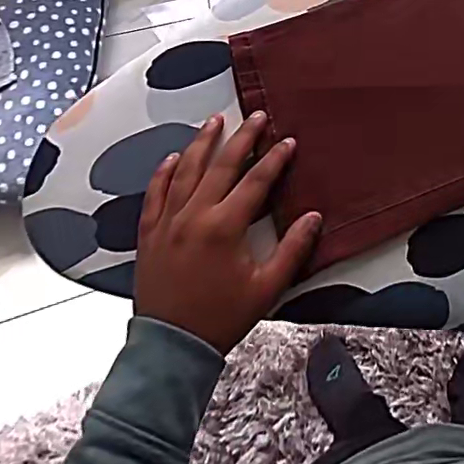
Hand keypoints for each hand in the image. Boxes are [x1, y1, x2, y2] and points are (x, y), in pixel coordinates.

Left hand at [133, 112, 322, 354]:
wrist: (171, 347)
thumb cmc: (221, 318)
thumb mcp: (266, 288)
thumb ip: (292, 249)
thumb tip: (313, 217)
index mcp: (224, 227)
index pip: (255, 181)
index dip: (275, 159)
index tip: (288, 142)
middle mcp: (194, 216)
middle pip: (222, 165)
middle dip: (243, 137)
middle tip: (257, 116)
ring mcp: (168, 221)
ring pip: (186, 171)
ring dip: (202, 143)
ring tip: (215, 120)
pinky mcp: (150, 232)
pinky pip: (155, 193)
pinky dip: (163, 172)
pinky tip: (172, 157)